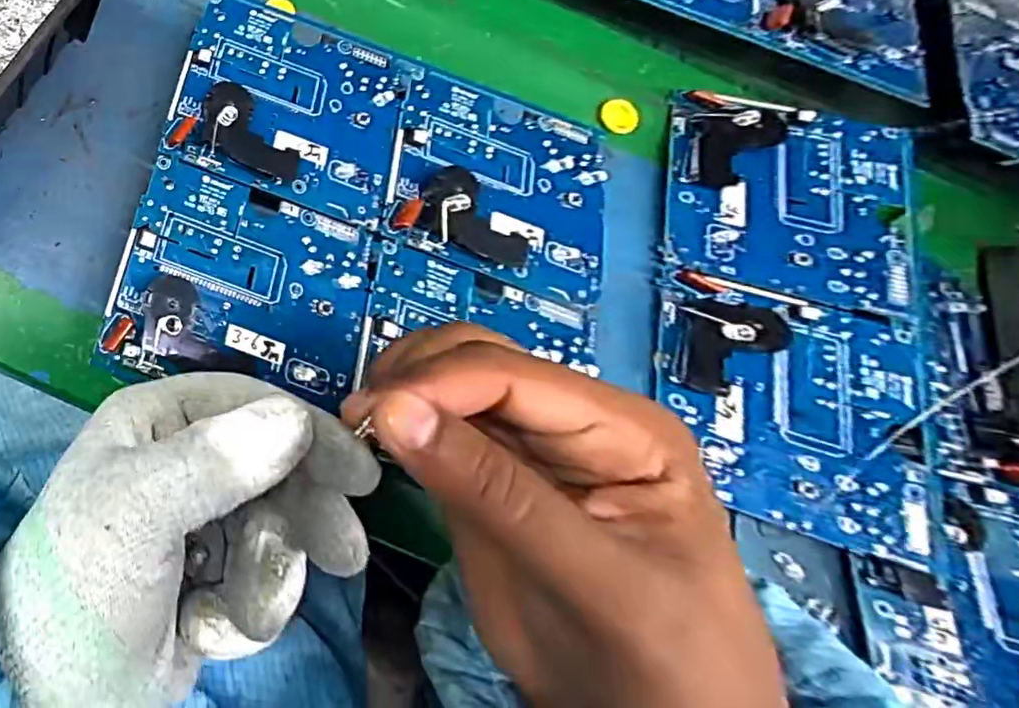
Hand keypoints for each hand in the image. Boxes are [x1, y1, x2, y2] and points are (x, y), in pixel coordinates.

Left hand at [0, 373, 380, 705]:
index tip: (359, 475)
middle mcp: (178, 459)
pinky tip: (197, 631)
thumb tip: (291, 418)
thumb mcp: (139, 508)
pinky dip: (240, 614)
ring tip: (217, 614)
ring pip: (274, 533)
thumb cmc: (86, 578)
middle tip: (341, 554)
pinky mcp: (209, 576)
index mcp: (155, 421)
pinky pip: (260, 582)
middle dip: (297, 518)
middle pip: (272, 469)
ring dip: (261, 582)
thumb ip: (210, 462)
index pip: (245, 403)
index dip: (305, 431)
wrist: (54, 688)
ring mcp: (196, 520)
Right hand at [341, 323, 782, 707]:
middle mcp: (568, 416)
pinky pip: (430, 415)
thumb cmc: (657, 665)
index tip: (371, 415)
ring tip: (365, 428)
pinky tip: (378, 439)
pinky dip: (395, 415)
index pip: (507, 373)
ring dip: (396, 386)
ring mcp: (522, 437)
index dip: (433, 384)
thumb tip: (393, 410)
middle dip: (409, 375)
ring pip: (442, 372)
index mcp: (622, 428)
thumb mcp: (593, 582)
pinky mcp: (481, 462)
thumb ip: (495, 491)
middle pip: (470, 354)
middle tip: (361, 421)